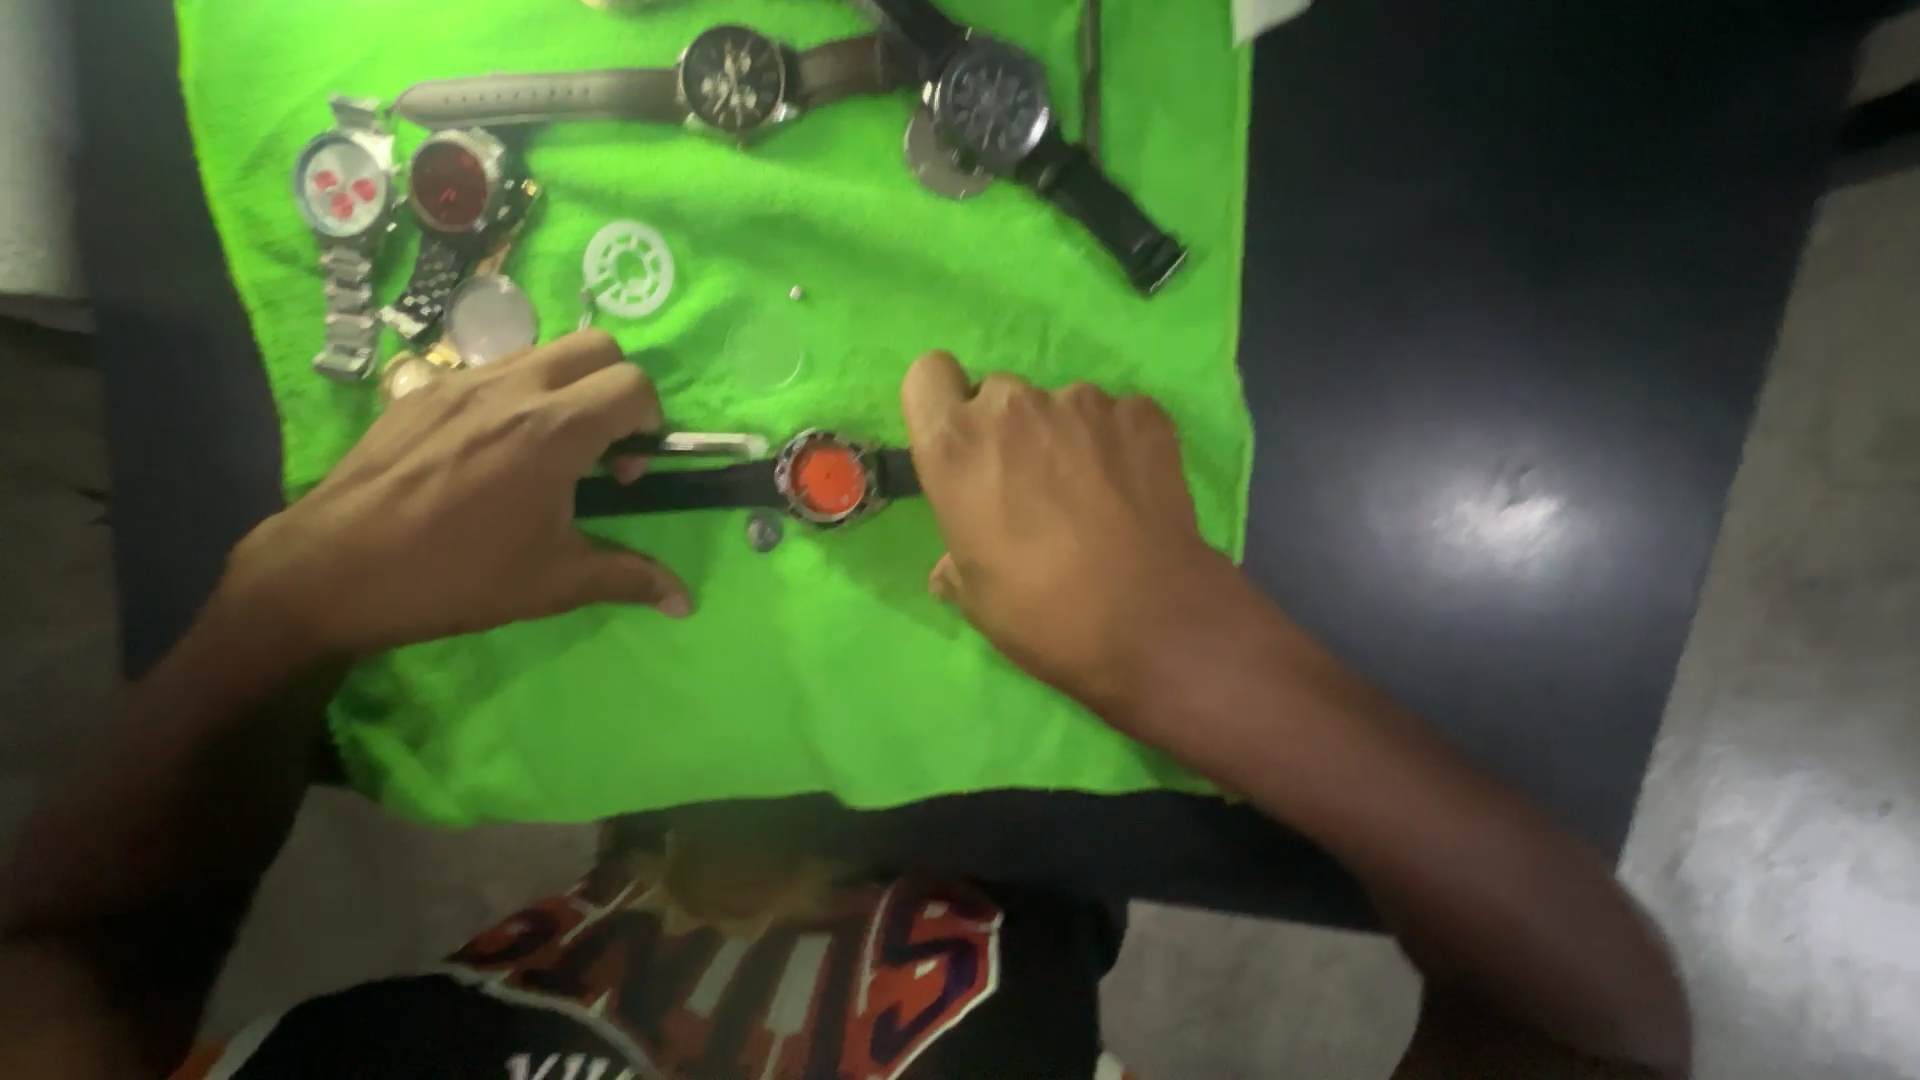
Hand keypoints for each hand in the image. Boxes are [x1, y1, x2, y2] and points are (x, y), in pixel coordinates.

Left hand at [218, 331, 688, 659]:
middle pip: (598, 346)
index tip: (625, 471)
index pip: (634, 385)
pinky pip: (493, 368)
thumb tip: (686, 603)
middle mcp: (512, 388)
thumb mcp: (555, 583)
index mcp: (553, 431)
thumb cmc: (456, 576)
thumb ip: (630, 578)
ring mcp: (461, 381)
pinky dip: (518, 394)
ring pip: (543, 351)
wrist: (329, 571)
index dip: (648, 423)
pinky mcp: (422, 388)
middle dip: (619, 388)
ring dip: (569, 388)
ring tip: (547, 447)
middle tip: (601, 444)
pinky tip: (492, 450)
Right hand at [901, 352, 1233, 708]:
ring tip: (1091, 494)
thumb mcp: (975, 597)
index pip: (927, 374)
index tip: (960, 444)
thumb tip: (950, 568)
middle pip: (997, 392)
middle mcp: (1011, 406)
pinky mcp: (1141, 414)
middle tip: (1030, 485)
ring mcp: (1082, 402)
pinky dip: (1119, 442)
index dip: (942, 404)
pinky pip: (1117, 416)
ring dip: (1066, 436)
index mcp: (955, 445)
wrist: (1148, 619)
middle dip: (1008, 429)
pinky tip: (1131, 488)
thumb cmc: (1040, 612)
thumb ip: (955, 562)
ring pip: (1060, 403)